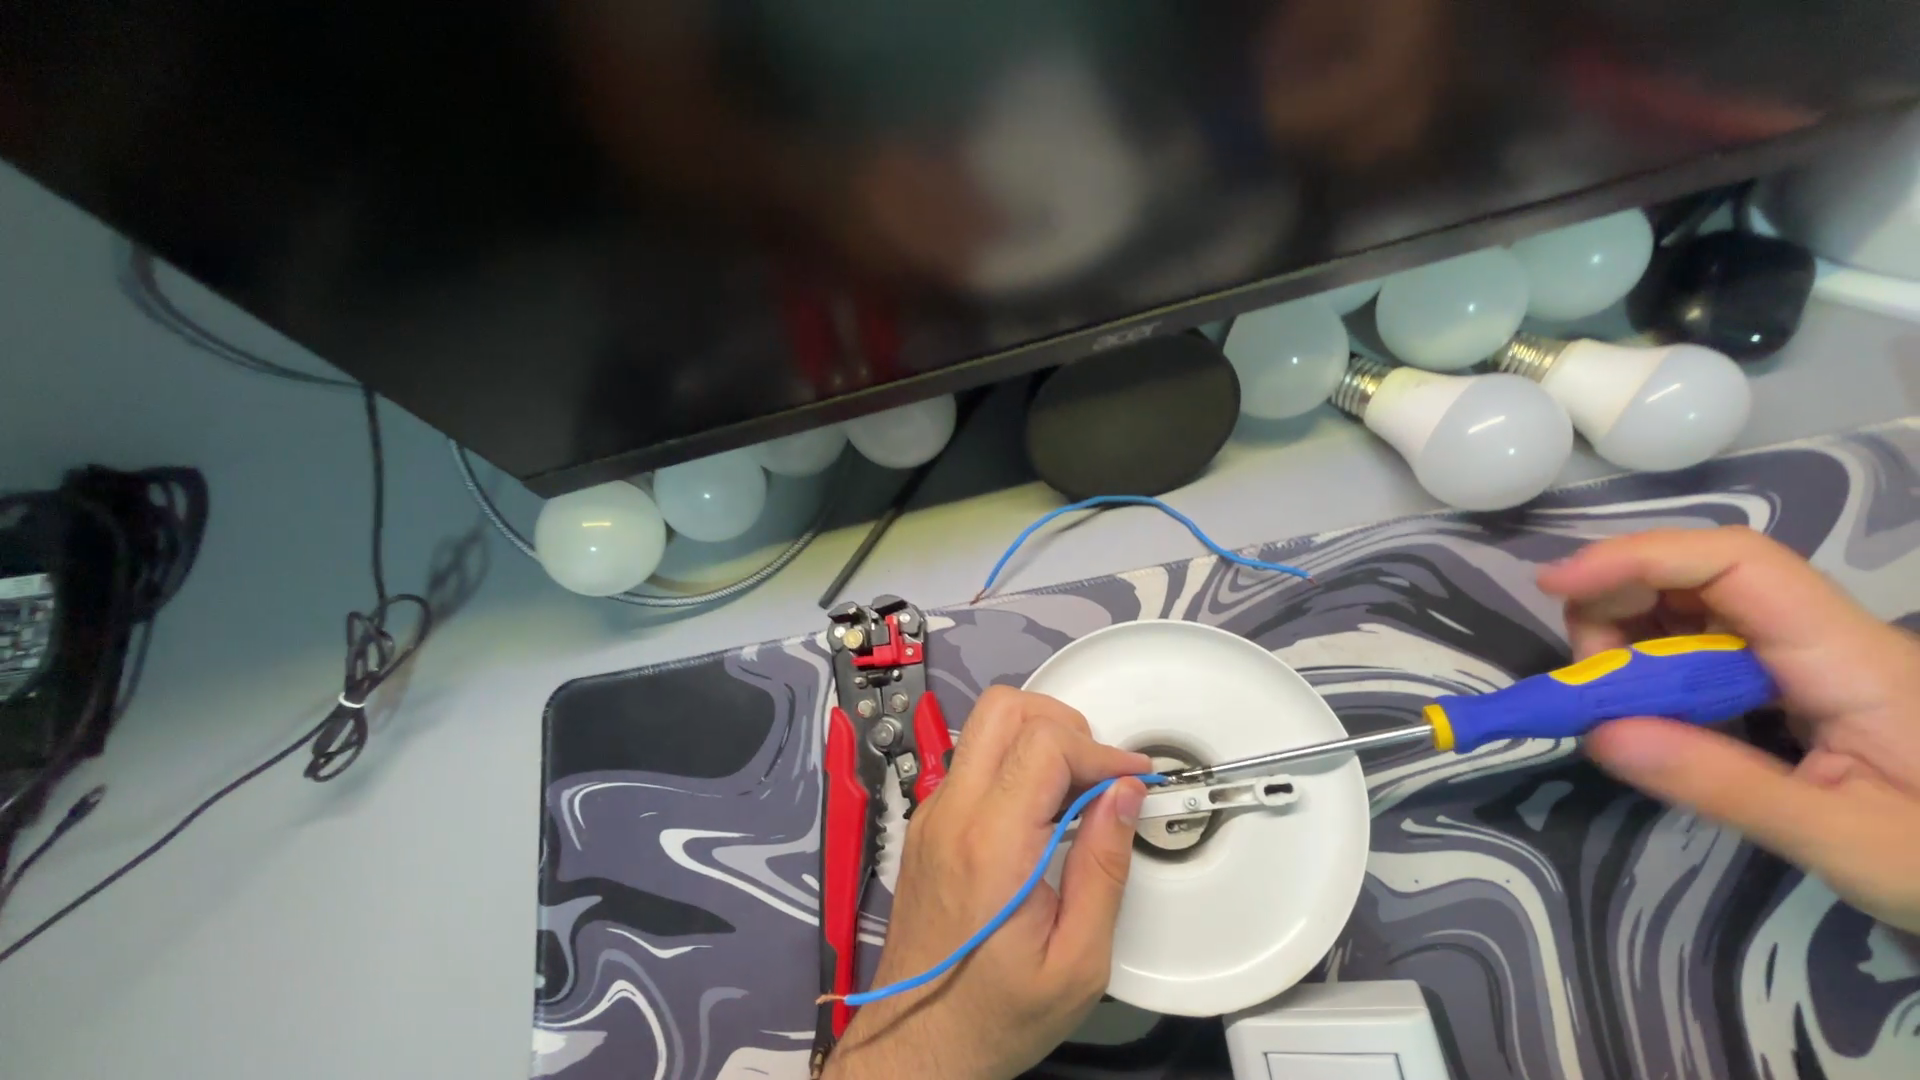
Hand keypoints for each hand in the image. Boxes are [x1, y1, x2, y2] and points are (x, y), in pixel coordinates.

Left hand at [823, 687, 1150, 1079]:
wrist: (917, 1041)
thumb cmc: (996, 1014)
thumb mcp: (1077, 963)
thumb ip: (1105, 868)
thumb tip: (1125, 794)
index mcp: (990, 845)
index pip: (1044, 744)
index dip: (1101, 751)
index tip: (1135, 781)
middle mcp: (952, 813)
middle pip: (1003, 709)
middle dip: (1064, 723)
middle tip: (1100, 772)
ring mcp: (933, 813)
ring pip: (985, 726)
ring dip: (1038, 737)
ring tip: (1077, 789)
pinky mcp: (928, 822)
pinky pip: (974, 761)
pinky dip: (1016, 761)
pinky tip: (1043, 809)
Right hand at [1537, 526, 1919, 930]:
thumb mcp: (1854, 844)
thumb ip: (1726, 786)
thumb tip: (1598, 732)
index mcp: (1851, 659)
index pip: (1735, 564)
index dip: (1637, 557)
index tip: (1555, 586)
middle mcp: (1825, 638)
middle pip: (1696, 575)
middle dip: (1614, 603)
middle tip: (1587, 674)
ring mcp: (1806, 658)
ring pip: (1687, 606)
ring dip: (1623, 636)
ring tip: (1611, 700)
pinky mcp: (1789, 683)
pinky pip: (1697, 646)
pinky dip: (1646, 665)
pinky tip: (1640, 707)